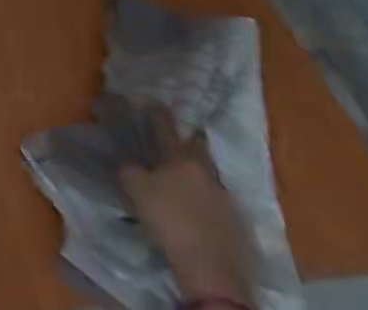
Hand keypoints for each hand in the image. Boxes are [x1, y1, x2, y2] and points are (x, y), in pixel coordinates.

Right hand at [119, 107, 256, 305]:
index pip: (169, 129)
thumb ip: (130, 168)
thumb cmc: (168, 219)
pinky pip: (215, 201)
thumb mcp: (134, 188)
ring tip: (178, 178)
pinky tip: (193, 206)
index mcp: (184, 160)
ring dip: (194, 174)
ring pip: (208, 178)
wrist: (211, 268)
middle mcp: (209, 174)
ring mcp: (228, 200)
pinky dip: (203, 198)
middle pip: (197, 152)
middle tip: (171, 140)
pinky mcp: (238, 224)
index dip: (158, 114)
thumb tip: (131, 162)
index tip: (151, 100)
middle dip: (186, 143)